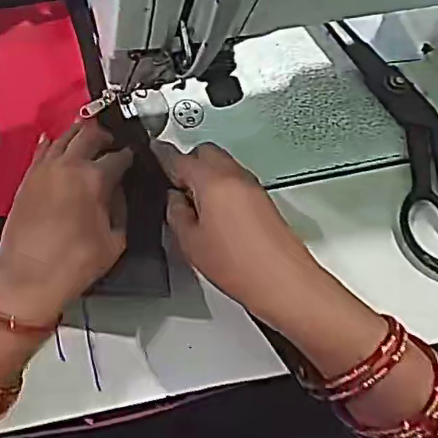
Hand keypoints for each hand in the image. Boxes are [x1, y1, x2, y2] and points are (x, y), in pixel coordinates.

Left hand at [0, 120, 133, 323]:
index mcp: (93, 178)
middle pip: (89, 135)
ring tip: (89, 136)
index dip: (128, 156)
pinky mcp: (27, 178)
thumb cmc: (66, 265)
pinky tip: (54, 140)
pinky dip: (51, 142)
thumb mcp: (114, 240)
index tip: (131, 158)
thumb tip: (119, 194)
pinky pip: (41, 150)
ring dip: (79, 133)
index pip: (118, 156)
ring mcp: (44, 170)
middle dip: (105, 135)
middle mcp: (66, 167)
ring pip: (64, 136)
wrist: (28, 276)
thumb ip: (121, 208)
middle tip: (112, 141)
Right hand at [154, 141, 331, 325]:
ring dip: (206, 176)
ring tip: (193, 205)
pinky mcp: (264, 200)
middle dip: (187, 164)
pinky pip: (236, 181)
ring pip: (222, 165)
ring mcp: (253, 187)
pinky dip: (222, 188)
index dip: (161, 157)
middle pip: (204, 152)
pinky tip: (214, 215)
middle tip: (173, 185)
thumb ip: (175, 213)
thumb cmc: (244, 267)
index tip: (153, 156)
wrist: (285, 284)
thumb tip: (173, 201)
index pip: (179, 158)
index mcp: (212, 181)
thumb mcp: (190, 242)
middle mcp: (235, 177)